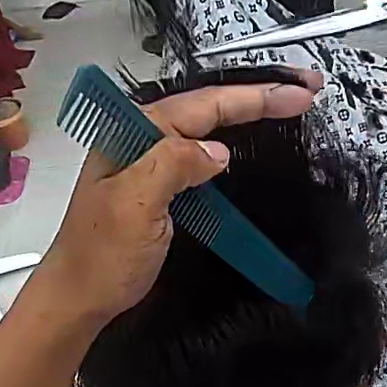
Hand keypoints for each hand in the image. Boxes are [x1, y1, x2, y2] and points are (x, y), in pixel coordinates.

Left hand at [34, 80, 317, 325]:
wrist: (80, 297)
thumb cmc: (101, 256)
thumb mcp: (134, 206)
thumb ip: (172, 166)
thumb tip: (218, 150)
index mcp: (136, 133)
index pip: (206, 105)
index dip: (257, 98)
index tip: (302, 96)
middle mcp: (144, 139)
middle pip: (211, 107)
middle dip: (259, 97)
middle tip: (306, 90)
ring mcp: (152, 162)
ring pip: (209, 129)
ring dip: (249, 117)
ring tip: (287, 107)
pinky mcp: (163, 187)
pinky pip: (203, 158)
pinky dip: (233, 147)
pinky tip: (249, 144)